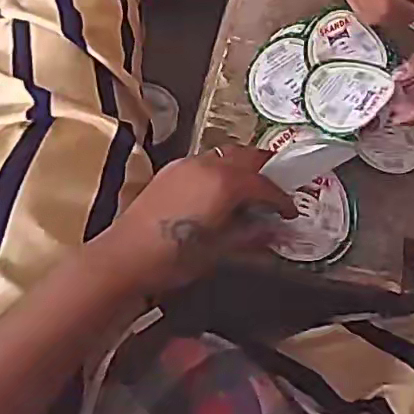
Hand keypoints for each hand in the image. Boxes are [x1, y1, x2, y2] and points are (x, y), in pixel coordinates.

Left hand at [94, 145, 294, 293]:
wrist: (121, 259)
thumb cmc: (174, 259)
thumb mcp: (219, 250)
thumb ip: (251, 235)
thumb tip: (278, 231)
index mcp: (225, 183)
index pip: (264, 183)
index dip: (281, 198)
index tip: (291, 212)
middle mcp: (209, 164)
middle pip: (248, 157)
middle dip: (267, 171)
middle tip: (277, 191)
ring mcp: (188, 163)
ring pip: (227, 154)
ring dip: (244, 167)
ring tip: (251, 189)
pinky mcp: (172, 169)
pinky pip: (207, 160)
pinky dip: (222, 169)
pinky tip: (220, 190)